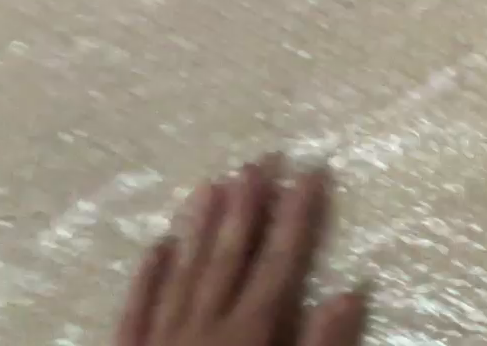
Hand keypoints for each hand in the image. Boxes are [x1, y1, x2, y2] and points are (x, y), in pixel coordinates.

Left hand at [117, 156, 363, 345]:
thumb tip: (353, 289)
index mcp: (251, 333)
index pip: (282, 259)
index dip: (299, 213)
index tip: (311, 170)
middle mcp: (205, 327)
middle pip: (230, 255)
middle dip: (247, 205)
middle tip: (259, 159)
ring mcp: (160, 344)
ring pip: (183, 273)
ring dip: (200, 226)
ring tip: (212, 183)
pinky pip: (133, 316)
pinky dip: (145, 280)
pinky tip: (155, 247)